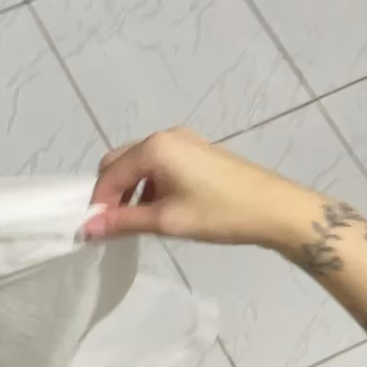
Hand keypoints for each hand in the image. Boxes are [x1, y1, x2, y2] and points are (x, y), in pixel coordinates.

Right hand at [83, 128, 323, 249]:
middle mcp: (164, 136)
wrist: (280, 211)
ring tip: (137, 219)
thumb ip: (122, 221)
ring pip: (138, 163)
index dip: (99, 201)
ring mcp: (183, 140)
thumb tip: (86, 229)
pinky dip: (149, 183)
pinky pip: (158, 163)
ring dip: (130, 189)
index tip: (95, 229)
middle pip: (120, 162)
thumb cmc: (222, 214)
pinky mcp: (197, 150)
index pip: (109, 173)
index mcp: (154, 147)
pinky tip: (160, 207)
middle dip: (111, 192)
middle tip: (113, 223)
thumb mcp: (167, 220)